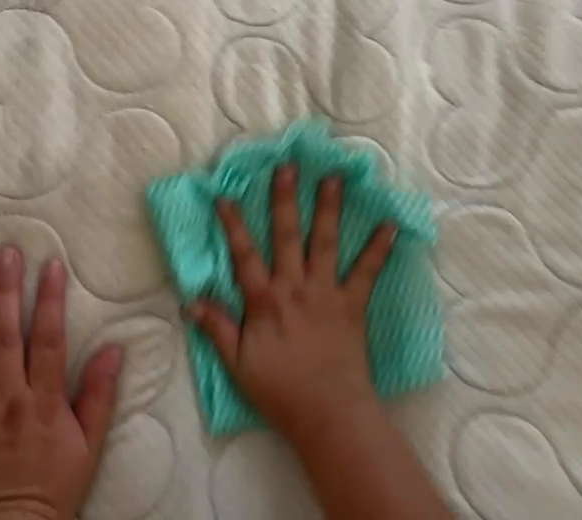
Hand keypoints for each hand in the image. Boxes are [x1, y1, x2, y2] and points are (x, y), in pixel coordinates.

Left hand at [0, 245, 125, 519]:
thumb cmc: (53, 489)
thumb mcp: (89, 446)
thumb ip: (100, 395)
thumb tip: (115, 348)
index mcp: (45, 403)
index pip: (49, 340)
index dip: (50, 300)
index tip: (50, 265)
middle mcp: (8, 402)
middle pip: (7, 336)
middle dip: (8, 290)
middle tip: (6, 252)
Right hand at [185, 163, 396, 443]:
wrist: (328, 415)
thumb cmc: (280, 392)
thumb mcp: (238, 364)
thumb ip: (217, 328)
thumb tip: (191, 300)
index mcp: (264, 301)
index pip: (244, 255)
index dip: (233, 225)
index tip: (226, 196)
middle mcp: (294, 287)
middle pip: (286, 236)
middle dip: (285, 199)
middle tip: (289, 166)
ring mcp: (326, 293)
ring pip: (325, 243)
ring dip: (329, 209)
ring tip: (334, 178)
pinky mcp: (353, 305)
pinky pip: (367, 272)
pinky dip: (378, 249)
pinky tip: (390, 225)